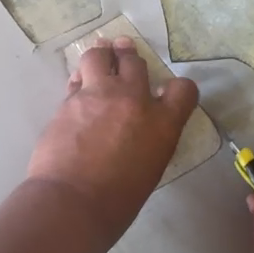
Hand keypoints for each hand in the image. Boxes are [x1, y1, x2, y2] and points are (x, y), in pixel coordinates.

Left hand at [26, 37, 198, 240]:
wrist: (72, 202)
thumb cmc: (117, 200)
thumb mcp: (150, 167)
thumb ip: (150, 138)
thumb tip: (138, 128)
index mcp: (163, 123)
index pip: (183, 89)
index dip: (177, 88)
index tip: (167, 91)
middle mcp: (134, 99)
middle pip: (135, 62)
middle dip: (129, 56)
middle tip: (123, 51)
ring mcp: (98, 94)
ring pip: (100, 56)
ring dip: (102, 54)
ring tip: (101, 53)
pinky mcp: (70, 100)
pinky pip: (77, 79)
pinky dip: (80, 79)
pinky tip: (78, 83)